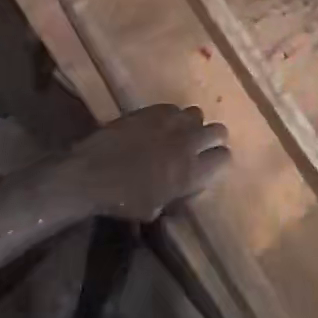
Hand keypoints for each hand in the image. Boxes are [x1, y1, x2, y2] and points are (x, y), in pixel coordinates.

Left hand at [54, 104, 230, 220]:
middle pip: (219, 131)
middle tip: (202, 146)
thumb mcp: (156, 209)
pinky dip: (171, 116)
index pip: (224, 158)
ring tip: (180, 133)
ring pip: (197, 114)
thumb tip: (184, 186)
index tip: (212, 164)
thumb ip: (177, 194)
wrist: (92, 173)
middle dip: (214, 138)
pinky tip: (160, 126)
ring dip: (192, 124)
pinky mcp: (152, 110)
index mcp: (191, 172)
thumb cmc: (123, 200)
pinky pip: (173, 108)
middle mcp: (188, 143)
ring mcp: (170, 122)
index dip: (220, 161)